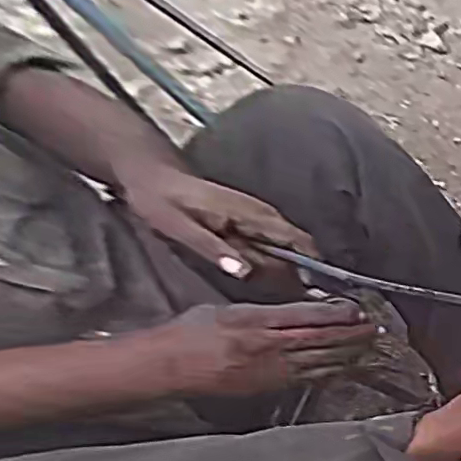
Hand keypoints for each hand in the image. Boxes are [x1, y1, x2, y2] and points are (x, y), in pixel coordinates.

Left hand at [118, 165, 316, 278]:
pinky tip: (245, 258)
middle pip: (298, 249)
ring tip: (246, 265)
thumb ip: (212, 248)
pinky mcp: (257, 219)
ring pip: (287, 247)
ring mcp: (264, 215)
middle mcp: (267, 214)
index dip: (312, 266)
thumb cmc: (159, 199)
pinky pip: (276, 243)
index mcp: (254, 216)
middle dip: (287, 268)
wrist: (149, 173)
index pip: (302, 242)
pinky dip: (268, 256)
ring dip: (275, 263)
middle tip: (256, 275)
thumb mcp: (176, 226)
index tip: (307, 286)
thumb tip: (245, 272)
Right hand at [147, 300, 376, 396]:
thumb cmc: (189, 333)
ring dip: (352, 351)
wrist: (166, 366)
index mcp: (254, 320)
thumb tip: (299, 313)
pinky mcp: (277, 384)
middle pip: (324, 338)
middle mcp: (269, 344)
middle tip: (374, 328)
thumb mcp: (224, 311)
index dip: (336, 314)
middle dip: (353, 333)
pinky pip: (315, 376)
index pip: (306, 316)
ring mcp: (275, 367)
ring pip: (326, 359)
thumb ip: (264, 313)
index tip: (356, 310)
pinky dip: (337, 369)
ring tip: (371, 344)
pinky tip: (352, 364)